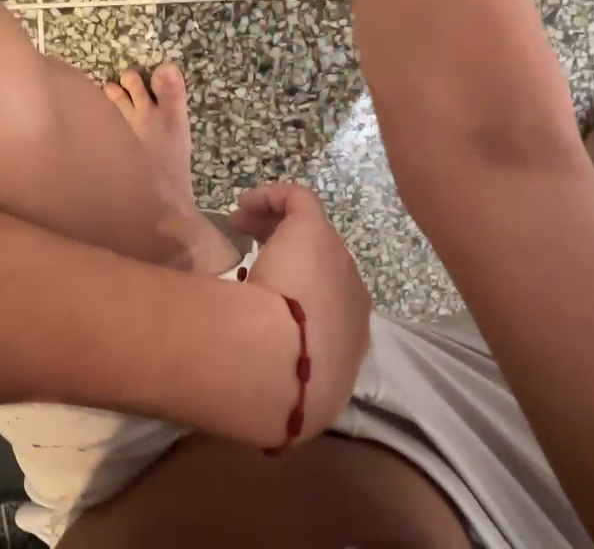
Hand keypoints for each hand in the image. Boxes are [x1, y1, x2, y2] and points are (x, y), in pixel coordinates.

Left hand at [229, 182, 371, 443]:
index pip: (327, 311)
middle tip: (249, 259)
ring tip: (241, 227)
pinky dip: (271, 198)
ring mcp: (337, 262)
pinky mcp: (315, 231)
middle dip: (290, 261)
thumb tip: (251, 389)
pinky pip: (299, 200)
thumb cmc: (280, 384)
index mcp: (348, 344)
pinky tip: (242, 205)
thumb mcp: (285, 395)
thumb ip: (278, 385)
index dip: (296, 298)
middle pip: (323, 269)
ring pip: (312, 235)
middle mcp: (352, 300)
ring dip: (277, 229)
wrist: (282, 366)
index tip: (259, 298)